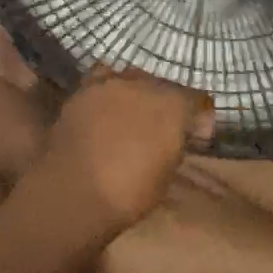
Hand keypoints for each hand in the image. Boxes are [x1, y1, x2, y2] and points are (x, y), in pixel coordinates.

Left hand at [34, 67, 214, 234]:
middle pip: (165, 86)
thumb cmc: (128, 193)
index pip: (199, 100)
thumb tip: (174, 137)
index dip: (200, 117)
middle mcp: (145, 85)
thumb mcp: (165, 175)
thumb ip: (174, 146)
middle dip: (168, 104)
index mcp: (174, 105)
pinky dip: (109, 91)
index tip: (196, 136)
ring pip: (133, 79)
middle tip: (162, 128)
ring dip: (138, 94)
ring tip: (132, 115)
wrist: (72, 191)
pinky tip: (105, 108)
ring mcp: (111, 84)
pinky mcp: (83, 90)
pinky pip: (102, 80)